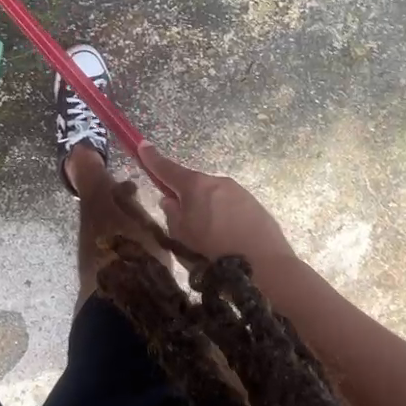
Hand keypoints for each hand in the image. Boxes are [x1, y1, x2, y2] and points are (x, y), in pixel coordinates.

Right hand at [140, 144, 296, 273]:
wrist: (263, 262)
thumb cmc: (214, 247)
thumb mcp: (182, 234)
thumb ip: (172, 214)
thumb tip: (169, 201)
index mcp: (195, 185)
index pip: (167, 168)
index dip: (152, 158)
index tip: (142, 144)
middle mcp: (216, 180)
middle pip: (193, 183)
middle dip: (185, 194)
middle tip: (183, 217)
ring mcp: (238, 190)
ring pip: (213, 195)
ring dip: (207, 206)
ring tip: (210, 234)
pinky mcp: (254, 203)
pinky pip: (230, 205)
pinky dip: (224, 215)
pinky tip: (228, 235)